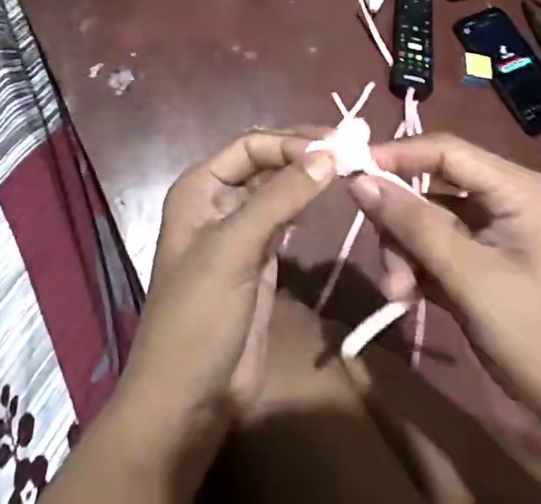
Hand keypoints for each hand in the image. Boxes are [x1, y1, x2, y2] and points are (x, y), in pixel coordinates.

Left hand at [123, 131, 334, 427]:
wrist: (189, 399)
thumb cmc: (200, 315)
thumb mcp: (235, 248)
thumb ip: (280, 197)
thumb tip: (329, 154)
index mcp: (199, 189)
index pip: (251, 146)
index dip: (291, 142)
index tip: (336, 147)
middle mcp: (217, 202)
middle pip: (266, 162)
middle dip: (303, 153)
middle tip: (351, 149)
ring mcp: (239, 231)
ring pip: (278, 189)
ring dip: (308, 177)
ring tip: (349, 167)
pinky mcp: (259, 259)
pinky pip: (286, 218)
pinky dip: (306, 205)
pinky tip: (327, 199)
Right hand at [346, 134, 540, 432]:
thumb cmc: (539, 337)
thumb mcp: (469, 278)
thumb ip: (413, 225)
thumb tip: (360, 181)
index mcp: (521, 189)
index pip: (448, 150)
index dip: (398, 155)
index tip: (351, 172)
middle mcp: (512, 198)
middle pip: (436, 189)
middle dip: (404, 225)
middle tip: (386, 269)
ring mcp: (504, 231)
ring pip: (435, 221)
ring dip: (409, 253)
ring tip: (399, 296)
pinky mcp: (496, 260)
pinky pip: (447, 247)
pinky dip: (424, 267)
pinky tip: (412, 297)